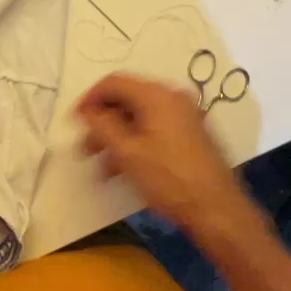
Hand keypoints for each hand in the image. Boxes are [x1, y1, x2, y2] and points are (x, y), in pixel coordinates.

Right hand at [76, 72, 251, 236]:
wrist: (216, 208)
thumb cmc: (169, 179)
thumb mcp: (128, 153)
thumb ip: (102, 126)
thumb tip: (87, 111)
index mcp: (158, 95)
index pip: (114, 82)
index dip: (89, 100)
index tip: (74, 123)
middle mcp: (173, 98)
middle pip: (127, 99)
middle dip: (102, 123)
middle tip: (85, 149)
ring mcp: (185, 116)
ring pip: (139, 117)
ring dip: (116, 137)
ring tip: (103, 166)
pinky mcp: (190, 134)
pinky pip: (154, 129)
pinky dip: (135, 142)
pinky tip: (125, 168)